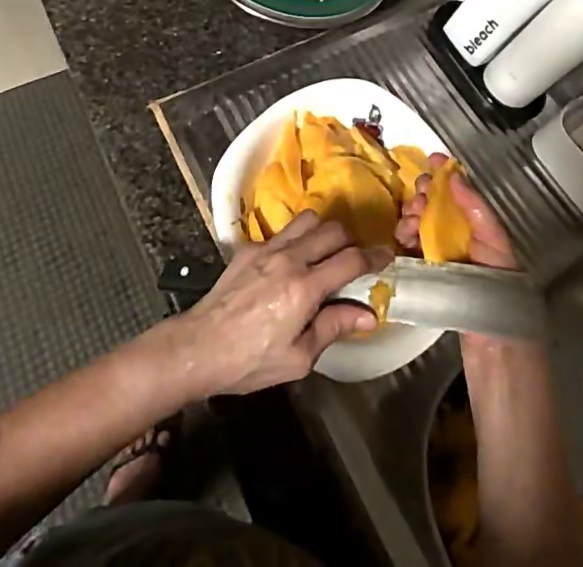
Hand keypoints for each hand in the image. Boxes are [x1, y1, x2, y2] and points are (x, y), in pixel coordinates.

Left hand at [155, 212, 391, 396]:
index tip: (386, 257)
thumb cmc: (249, 361)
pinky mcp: (248, 249)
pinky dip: (294, 241)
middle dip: (350, 242)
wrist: (196, 349)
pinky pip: (281, 233)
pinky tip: (288, 264)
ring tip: (323, 254)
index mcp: (305, 288)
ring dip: (323, 232)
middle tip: (353, 260)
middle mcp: (289, 259)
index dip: (374, 257)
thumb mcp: (298, 358)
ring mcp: (266, 250)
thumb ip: (333, 328)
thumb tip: (368, 315)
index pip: (351, 260)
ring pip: (307, 220)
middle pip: (333, 231)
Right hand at [393, 154, 517, 269]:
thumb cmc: (498, 274)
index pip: (453, 188)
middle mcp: (448, 227)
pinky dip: (402, 233)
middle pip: (428, 199)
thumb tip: (453, 175)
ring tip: (414, 218)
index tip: (433, 159)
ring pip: (413, 218)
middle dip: (422, 190)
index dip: (442, 171)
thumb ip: (474, 205)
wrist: (488, 316)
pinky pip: (404, 242)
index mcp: (468, 217)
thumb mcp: (493, 235)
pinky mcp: (417, 264)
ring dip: (410, 211)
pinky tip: (407, 235)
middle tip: (422, 195)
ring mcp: (432, 245)